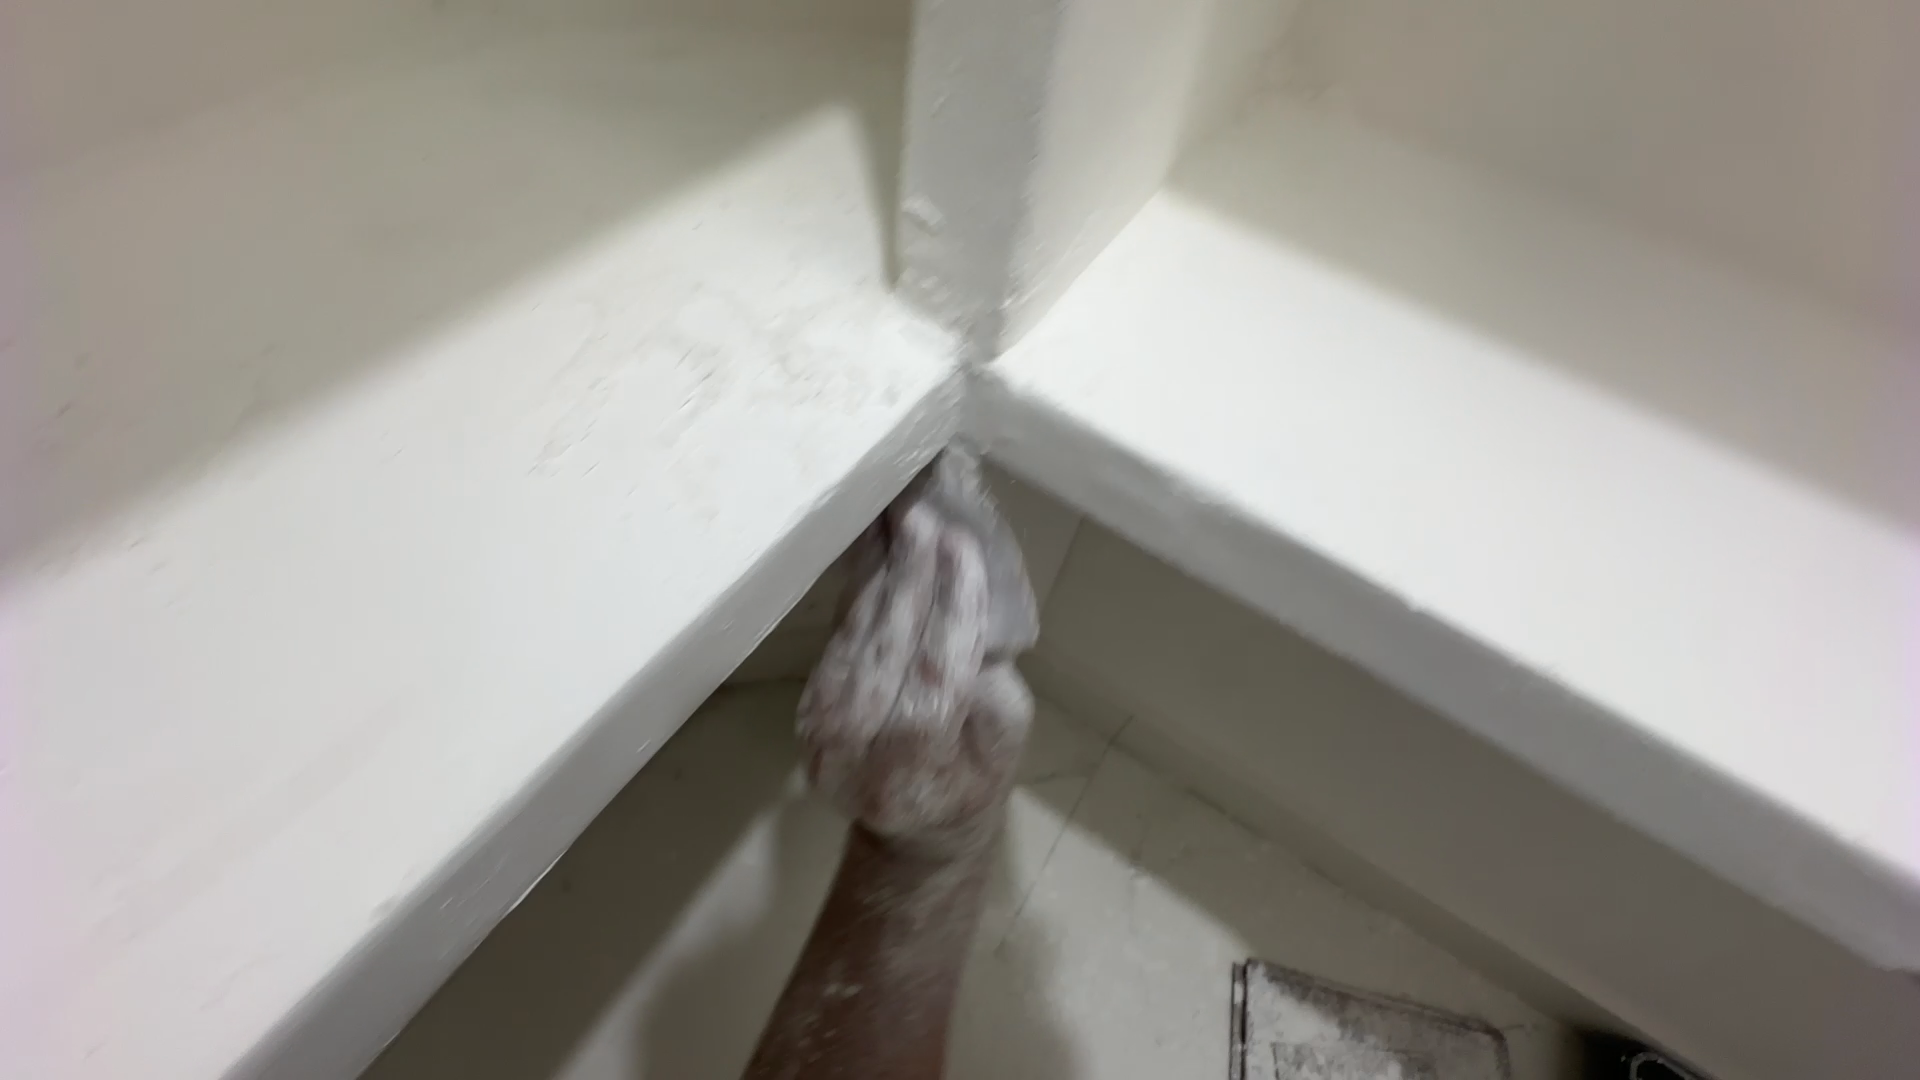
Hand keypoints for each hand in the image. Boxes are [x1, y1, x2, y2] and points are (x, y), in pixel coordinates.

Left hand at [797, 450, 1035, 855]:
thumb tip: (968, 612)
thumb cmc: (975, 779)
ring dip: (880, 570)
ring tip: (898, 518)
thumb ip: (992, 686)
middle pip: (887, 648)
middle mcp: (857, 751)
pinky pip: (839, 635)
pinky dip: (859, 587)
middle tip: (923, 515)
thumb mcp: (1006, 740)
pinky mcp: (809, 703)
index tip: (962, 546)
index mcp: (916, 770)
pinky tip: (876, 547)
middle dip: (910, 576)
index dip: (951, 607)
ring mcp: (823, 728)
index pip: (936, 675)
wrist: (913, 824)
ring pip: (857, 635)